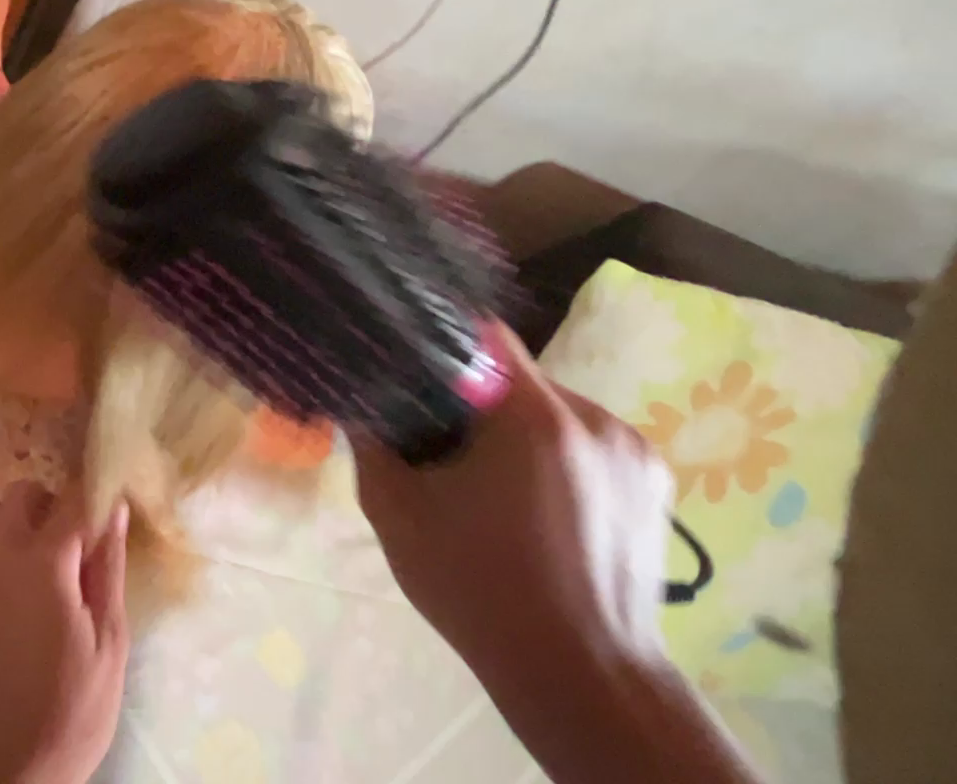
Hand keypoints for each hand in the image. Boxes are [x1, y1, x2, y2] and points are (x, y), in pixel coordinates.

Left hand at [0, 484, 130, 783]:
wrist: (4, 767)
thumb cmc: (72, 708)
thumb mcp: (109, 640)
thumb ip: (108, 567)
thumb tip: (115, 510)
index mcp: (40, 561)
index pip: (73, 499)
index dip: (99, 491)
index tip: (121, 494)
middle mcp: (0, 555)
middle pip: (24, 494)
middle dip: (57, 501)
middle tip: (89, 542)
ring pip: (1, 516)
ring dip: (33, 521)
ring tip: (68, 566)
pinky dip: (16, 545)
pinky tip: (42, 588)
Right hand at [353, 323, 674, 674]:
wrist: (582, 676)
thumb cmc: (477, 587)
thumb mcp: (396, 512)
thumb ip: (372, 443)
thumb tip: (357, 404)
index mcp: (534, 419)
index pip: (485, 338)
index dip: (441, 349)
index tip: (412, 379)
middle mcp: (596, 420)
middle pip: (519, 377)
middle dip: (477, 401)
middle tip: (442, 448)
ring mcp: (635, 453)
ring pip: (554, 412)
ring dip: (517, 431)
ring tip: (489, 484)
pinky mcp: (657, 486)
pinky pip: (588, 444)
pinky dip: (555, 457)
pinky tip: (534, 507)